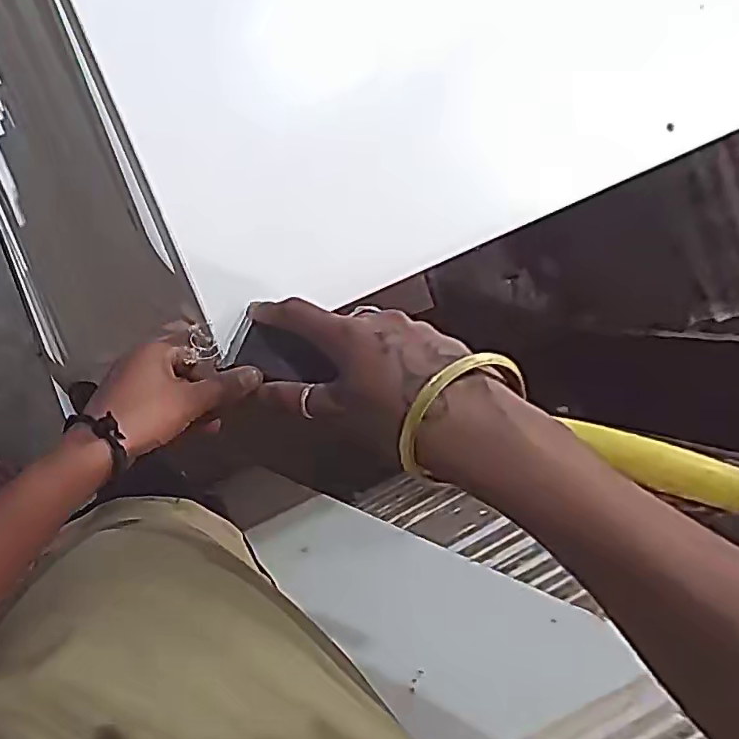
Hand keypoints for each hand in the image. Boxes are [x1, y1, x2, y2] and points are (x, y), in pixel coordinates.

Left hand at [82, 326, 263, 457]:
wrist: (100, 449)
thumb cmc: (138, 417)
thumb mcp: (190, 401)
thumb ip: (223, 388)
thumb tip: (251, 375)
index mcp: (154, 347)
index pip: (197, 342)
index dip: (218, 362)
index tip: (233, 381)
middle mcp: (140, 359)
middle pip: (185, 366)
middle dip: (207, 389)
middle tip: (221, 406)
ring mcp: (131, 382)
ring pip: (172, 388)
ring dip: (193, 405)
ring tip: (207, 424)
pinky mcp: (126, 405)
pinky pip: (158, 404)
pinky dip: (175, 414)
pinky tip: (187, 432)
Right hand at [249, 299, 479, 459]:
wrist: (474, 426)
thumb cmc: (409, 418)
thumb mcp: (341, 411)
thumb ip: (299, 398)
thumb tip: (273, 394)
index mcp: (347, 334)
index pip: (298, 313)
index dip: (275, 313)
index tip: (264, 312)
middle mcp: (381, 322)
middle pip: (339, 323)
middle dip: (327, 341)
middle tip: (321, 369)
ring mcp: (413, 329)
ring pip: (374, 333)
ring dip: (364, 352)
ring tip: (365, 389)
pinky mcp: (439, 342)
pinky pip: (405, 343)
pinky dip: (394, 359)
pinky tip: (398, 388)